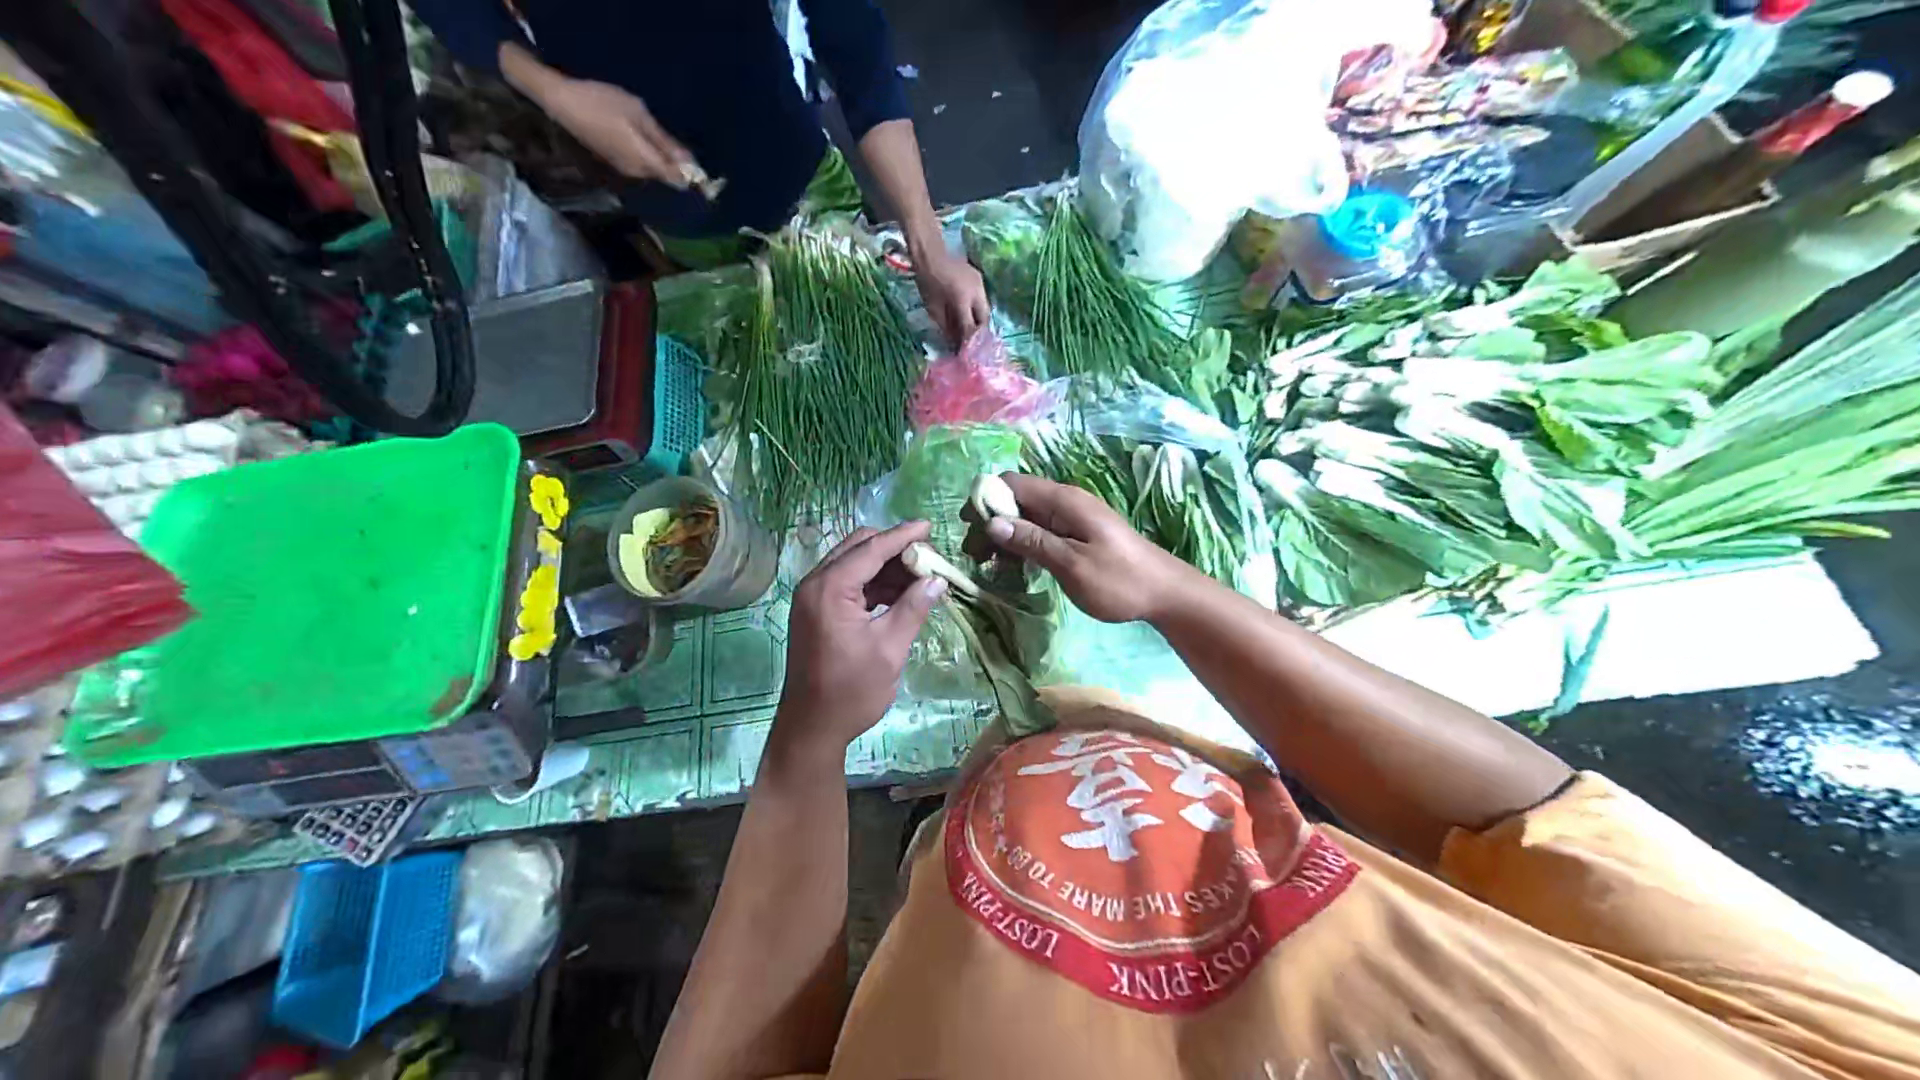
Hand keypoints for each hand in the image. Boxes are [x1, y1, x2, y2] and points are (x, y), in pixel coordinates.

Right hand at [535, 76, 693, 187]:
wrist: (561, 102)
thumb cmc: (602, 102)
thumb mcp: (638, 114)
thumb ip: (664, 142)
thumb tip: (690, 164)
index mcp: (646, 161)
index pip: (677, 180)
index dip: (692, 178)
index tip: (703, 173)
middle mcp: (637, 173)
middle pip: (666, 178)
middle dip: (679, 170)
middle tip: (685, 154)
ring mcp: (625, 171)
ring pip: (654, 174)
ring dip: (663, 164)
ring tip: (667, 148)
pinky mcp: (616, 166)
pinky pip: (642, 168)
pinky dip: (650, 161)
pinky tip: (647, 145)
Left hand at [772, 522, 947, 759]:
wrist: (812, 727)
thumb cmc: (851, 690)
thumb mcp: (890, 648)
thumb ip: (913, 608)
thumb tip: (937, 580)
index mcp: (830, 588)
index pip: (872, 548)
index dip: (903, 536)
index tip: (929, 526)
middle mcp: (816, 583)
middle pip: (858, 547)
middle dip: (893, 547)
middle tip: (927, 556)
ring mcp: (812, 597)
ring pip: (853, 563)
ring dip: (884, 566)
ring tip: (919, 576)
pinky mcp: (816, 611)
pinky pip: (847, 582)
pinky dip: (872, 583)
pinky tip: (899, 593)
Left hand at [912, 242, 989, 348]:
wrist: (930, 253)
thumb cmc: (927, 281)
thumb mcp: (933, 309)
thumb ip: (947, 327)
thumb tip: (955, 343)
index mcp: (963, 300)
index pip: (970, 328)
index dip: (968, 342)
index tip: (965, 353)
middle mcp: (977, 292)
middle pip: (984, 319)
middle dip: (979, 333)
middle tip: (970, 343)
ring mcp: (981, 284)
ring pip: (986, 309)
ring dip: (979, 321)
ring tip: (970, 331)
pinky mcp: (979, 279)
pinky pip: (982, 299)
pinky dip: (977, 310)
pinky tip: (969, 315)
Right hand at [973, 473, 1196, 623]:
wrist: (1165, 594)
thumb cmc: (1119, 581)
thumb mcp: (1071, 564)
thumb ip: (1032, 541)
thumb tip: (993, 522)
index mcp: (1064, 501)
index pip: (1012, 484)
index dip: (985, 501)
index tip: (967, 529)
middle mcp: (1065, 503)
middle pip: (1015, 501)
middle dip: (990, 523)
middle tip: (975, 556)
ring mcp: (1072, 519)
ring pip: (1025, 518)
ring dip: (1004, 537)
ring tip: (989, 566)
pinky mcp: (1076, 536)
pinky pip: (1040, 532)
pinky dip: (1022, 546)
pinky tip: (1014, 568)